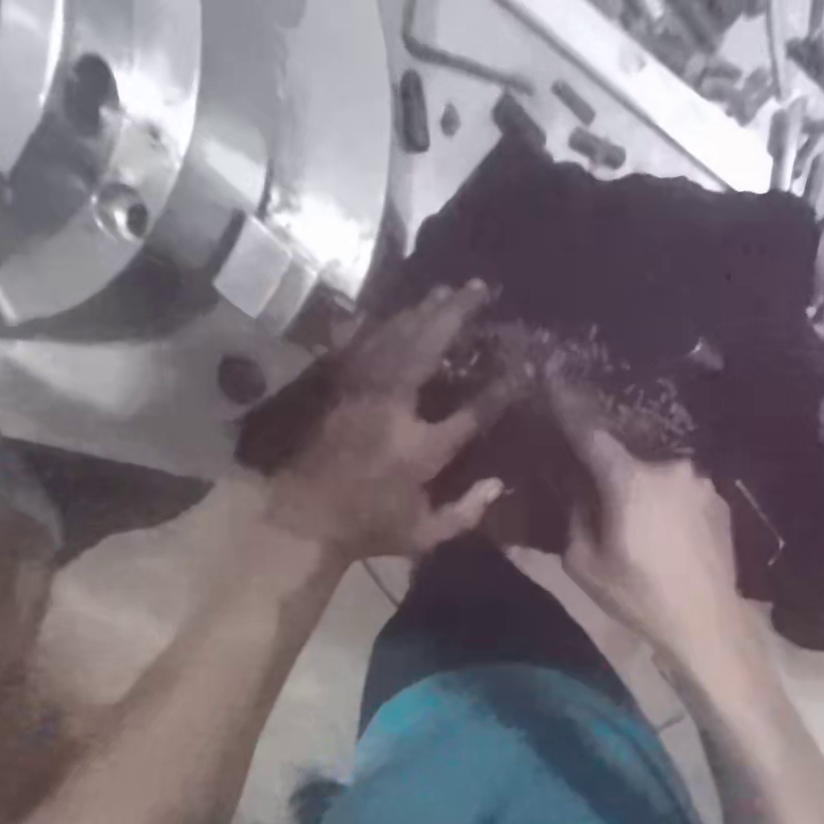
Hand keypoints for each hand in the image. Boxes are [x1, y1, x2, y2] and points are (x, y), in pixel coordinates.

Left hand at [263, 282, 515, 560]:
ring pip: (392, 336)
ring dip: (420, 309)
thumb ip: (464, 513)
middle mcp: (390, 409)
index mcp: (418, 450)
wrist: (299, 517)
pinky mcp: (337, 388)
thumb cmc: (365, 528)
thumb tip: (497, 484)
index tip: (525, 368)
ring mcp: (359, 392)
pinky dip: (374, 324)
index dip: (501, 390)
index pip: (470, 413)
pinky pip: (357, 343)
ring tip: (445, 289)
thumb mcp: (421, 536)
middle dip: (454, 314)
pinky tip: (388, 311)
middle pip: (426, 348)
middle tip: (478, 287)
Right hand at [546, 368, 740, 658]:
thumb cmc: (638, 596)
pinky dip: (665, 502)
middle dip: (607, 474)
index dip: (567, 404)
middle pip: (625, 458)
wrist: (708, 624)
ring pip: (653, 475)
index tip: (551, 373)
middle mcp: (669, 468)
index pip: (590, 433)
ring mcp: (699, 482)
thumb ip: (574, 515)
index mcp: (630, 480)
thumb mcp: (583, 562)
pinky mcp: (718, 499)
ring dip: (639, 491)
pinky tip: (665, 535)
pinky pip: (678, 490)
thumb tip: (578, 489)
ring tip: (638, 528)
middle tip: (598, 503)